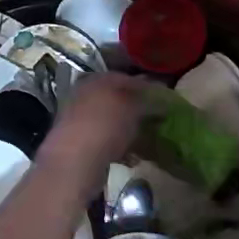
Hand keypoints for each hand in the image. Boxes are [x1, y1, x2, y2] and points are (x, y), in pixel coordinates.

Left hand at [36, 73, 152, 188]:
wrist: (73, 160)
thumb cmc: (105, 126)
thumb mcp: (132, 108)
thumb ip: (147, 100)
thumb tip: (160, 99)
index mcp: (95, 80)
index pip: (125, 78)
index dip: (147, 88)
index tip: (165, 101)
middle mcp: (82, 94)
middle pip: (115, 99)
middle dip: (137, 110)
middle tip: (157, 121)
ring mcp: (77, 118)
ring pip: (109, 120)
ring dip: (128, 130)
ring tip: (147, 141)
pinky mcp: (76, 141)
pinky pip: (103, 140)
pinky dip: (118, 146)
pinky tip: (131, 159)